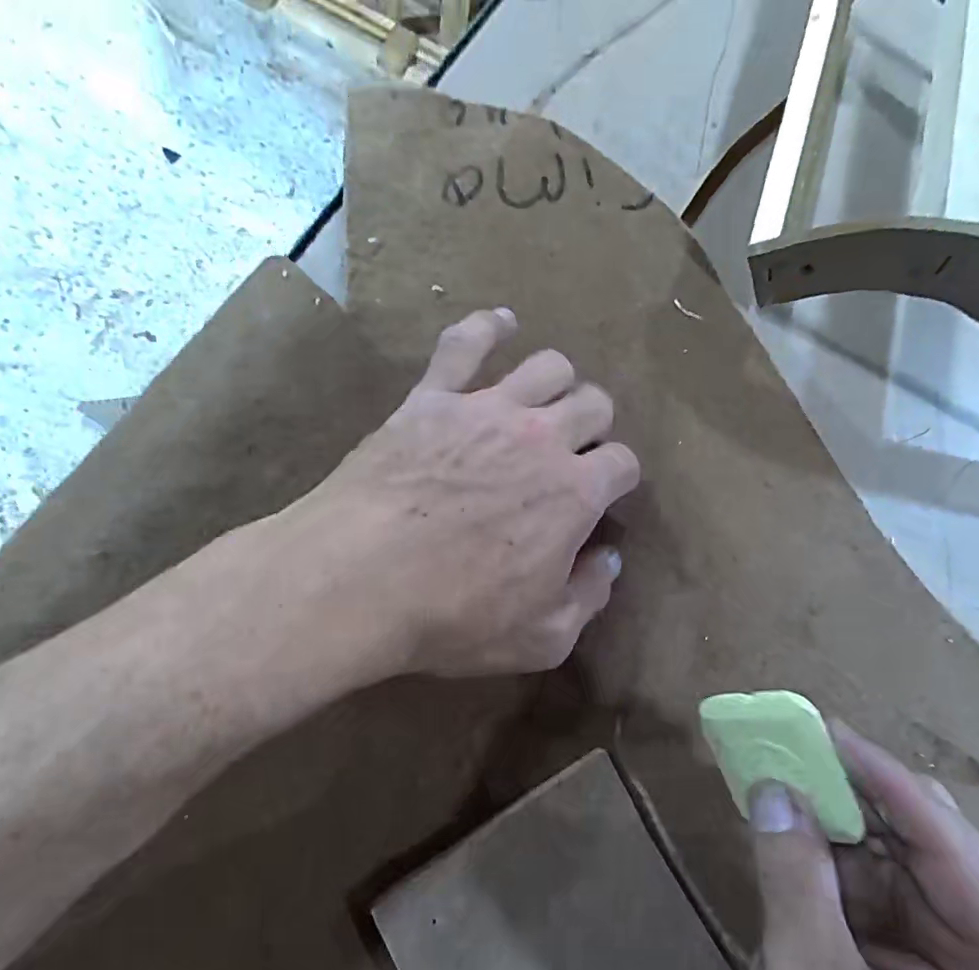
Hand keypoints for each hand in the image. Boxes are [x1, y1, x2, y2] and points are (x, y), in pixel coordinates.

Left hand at [193, 307, 639, 703]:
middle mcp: (543, 438)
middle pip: (594, 403)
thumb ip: (589, 597)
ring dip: (559, 381)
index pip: (623, 463)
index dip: (619, 477)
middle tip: (574, 451)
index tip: (603, 496)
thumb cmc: (454, 617)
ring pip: (548, 365)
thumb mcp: (543, 637)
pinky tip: (502, 323)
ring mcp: (486, 409)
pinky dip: (488, 327)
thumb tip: (607, 562)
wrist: (355, 581)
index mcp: (576, 492)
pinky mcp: (432, 397)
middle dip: (595, 425)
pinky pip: (466, 344)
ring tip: (546, 401)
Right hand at [747, 722, 978, 969]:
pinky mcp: (904, 915)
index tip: (832, 732)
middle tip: (801, 744)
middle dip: (859, 787)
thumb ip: (795, 889)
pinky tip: (797, 808)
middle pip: (926, 832)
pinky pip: (867, 850)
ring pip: (894, 832)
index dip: (889, 783)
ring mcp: (945, 925)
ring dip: (839, 800)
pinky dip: (827, 824)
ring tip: (792, 767)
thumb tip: (774, 789)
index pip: (952, 852)